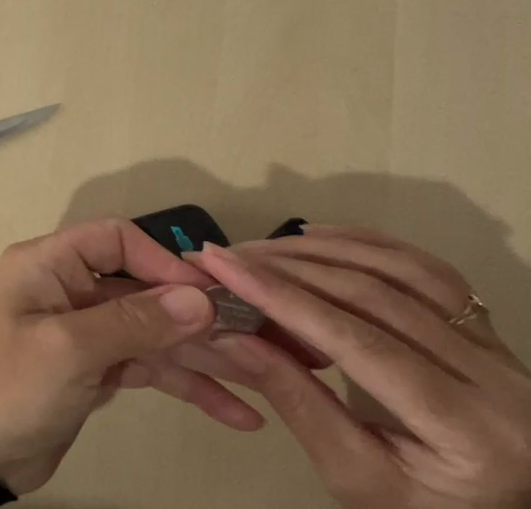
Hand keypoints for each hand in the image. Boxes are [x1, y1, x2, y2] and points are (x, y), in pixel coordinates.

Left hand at [0, 218, 262, 493]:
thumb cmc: (8, 382)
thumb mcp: (69, 348)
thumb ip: (133, 321)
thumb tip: (198, 296)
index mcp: (47, 266)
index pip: (114, 240)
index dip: (165, 261)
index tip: (217, 298)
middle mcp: (67, 289)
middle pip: (145, 288)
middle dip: (203, 315)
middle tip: (274, 344)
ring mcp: (84, 330)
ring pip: (156, 331)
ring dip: (209, 354)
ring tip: (274, 381)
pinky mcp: (95, 368)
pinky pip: (150, 366)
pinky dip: (190, 385)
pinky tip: (240, 414)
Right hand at [190, 226, 530, 507]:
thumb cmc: (415, 505)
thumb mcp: (353, 477)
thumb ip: (297, 404)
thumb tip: (230, 334)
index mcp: (473, 432)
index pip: (361, 343)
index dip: (282, 297)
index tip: (215, 262)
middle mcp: (503, 385)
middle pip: (379, 299)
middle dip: (286, 268)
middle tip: (219, 255)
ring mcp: (504, 354)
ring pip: (405, 273)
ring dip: (320, 251)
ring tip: (256, 249)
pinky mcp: (489, 335)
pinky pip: (430, 271)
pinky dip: (367, 243)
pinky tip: (316, 237)